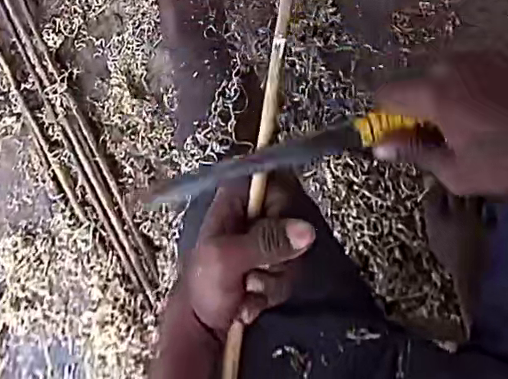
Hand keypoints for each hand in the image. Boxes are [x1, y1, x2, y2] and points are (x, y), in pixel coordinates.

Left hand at [174, 175, 316, 335]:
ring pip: (295, 249)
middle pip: (292, 218)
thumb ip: (266, 241)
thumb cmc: (203, 284)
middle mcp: (255, 210)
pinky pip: (293, 270)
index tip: (272, 235)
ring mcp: (266, 236)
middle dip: (278, 254)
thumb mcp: (227, 259)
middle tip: (252, 270)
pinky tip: (253, 296)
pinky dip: (274, 290)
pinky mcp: (275, 260)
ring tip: (248, 287)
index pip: (276, 180)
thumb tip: (306, 230)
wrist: (202, 327)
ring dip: (274, 278)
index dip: (281, 207)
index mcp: (236, 195)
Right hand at [373, 51, 507, 198]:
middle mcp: (447, 66)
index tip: (400, 134)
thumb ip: (413, 152)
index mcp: (433, 93)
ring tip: (468, 122)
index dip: (387, 115)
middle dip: (419, 107)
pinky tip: (485, 108)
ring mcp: (472, 57)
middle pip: (414, 83)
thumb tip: (380, 144)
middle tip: (442, 135)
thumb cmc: (507, 163)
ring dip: (442, 94)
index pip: (387, 93)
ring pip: (439, 74)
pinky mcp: (493, 55)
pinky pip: (464, 69)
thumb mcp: (457, 172)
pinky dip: (465, 85)